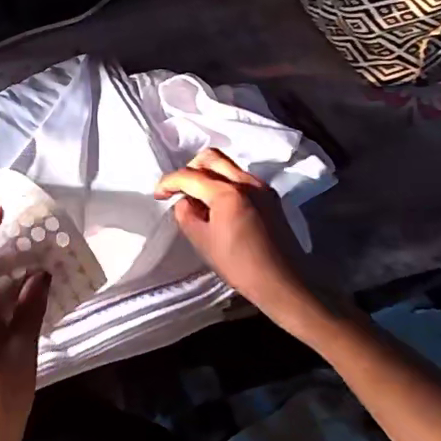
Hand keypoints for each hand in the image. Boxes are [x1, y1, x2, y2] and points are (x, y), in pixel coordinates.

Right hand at [154, 148, 333, 325]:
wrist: (281, 283)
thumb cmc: (238, 265)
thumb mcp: (201, 241)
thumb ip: (185, 214)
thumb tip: (185, 201)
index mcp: (228, 193)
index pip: (189, 176)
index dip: (168, 182)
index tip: (158, 194)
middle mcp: (247, 182)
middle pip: (211, 158)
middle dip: (189, 169)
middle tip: (179, 189)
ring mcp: (262, 188)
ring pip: (228, 166)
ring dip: (208, 175)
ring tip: (198, 200)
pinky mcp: (271, 198)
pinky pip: (241, 178)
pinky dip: (224, 184)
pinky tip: (219, 207)